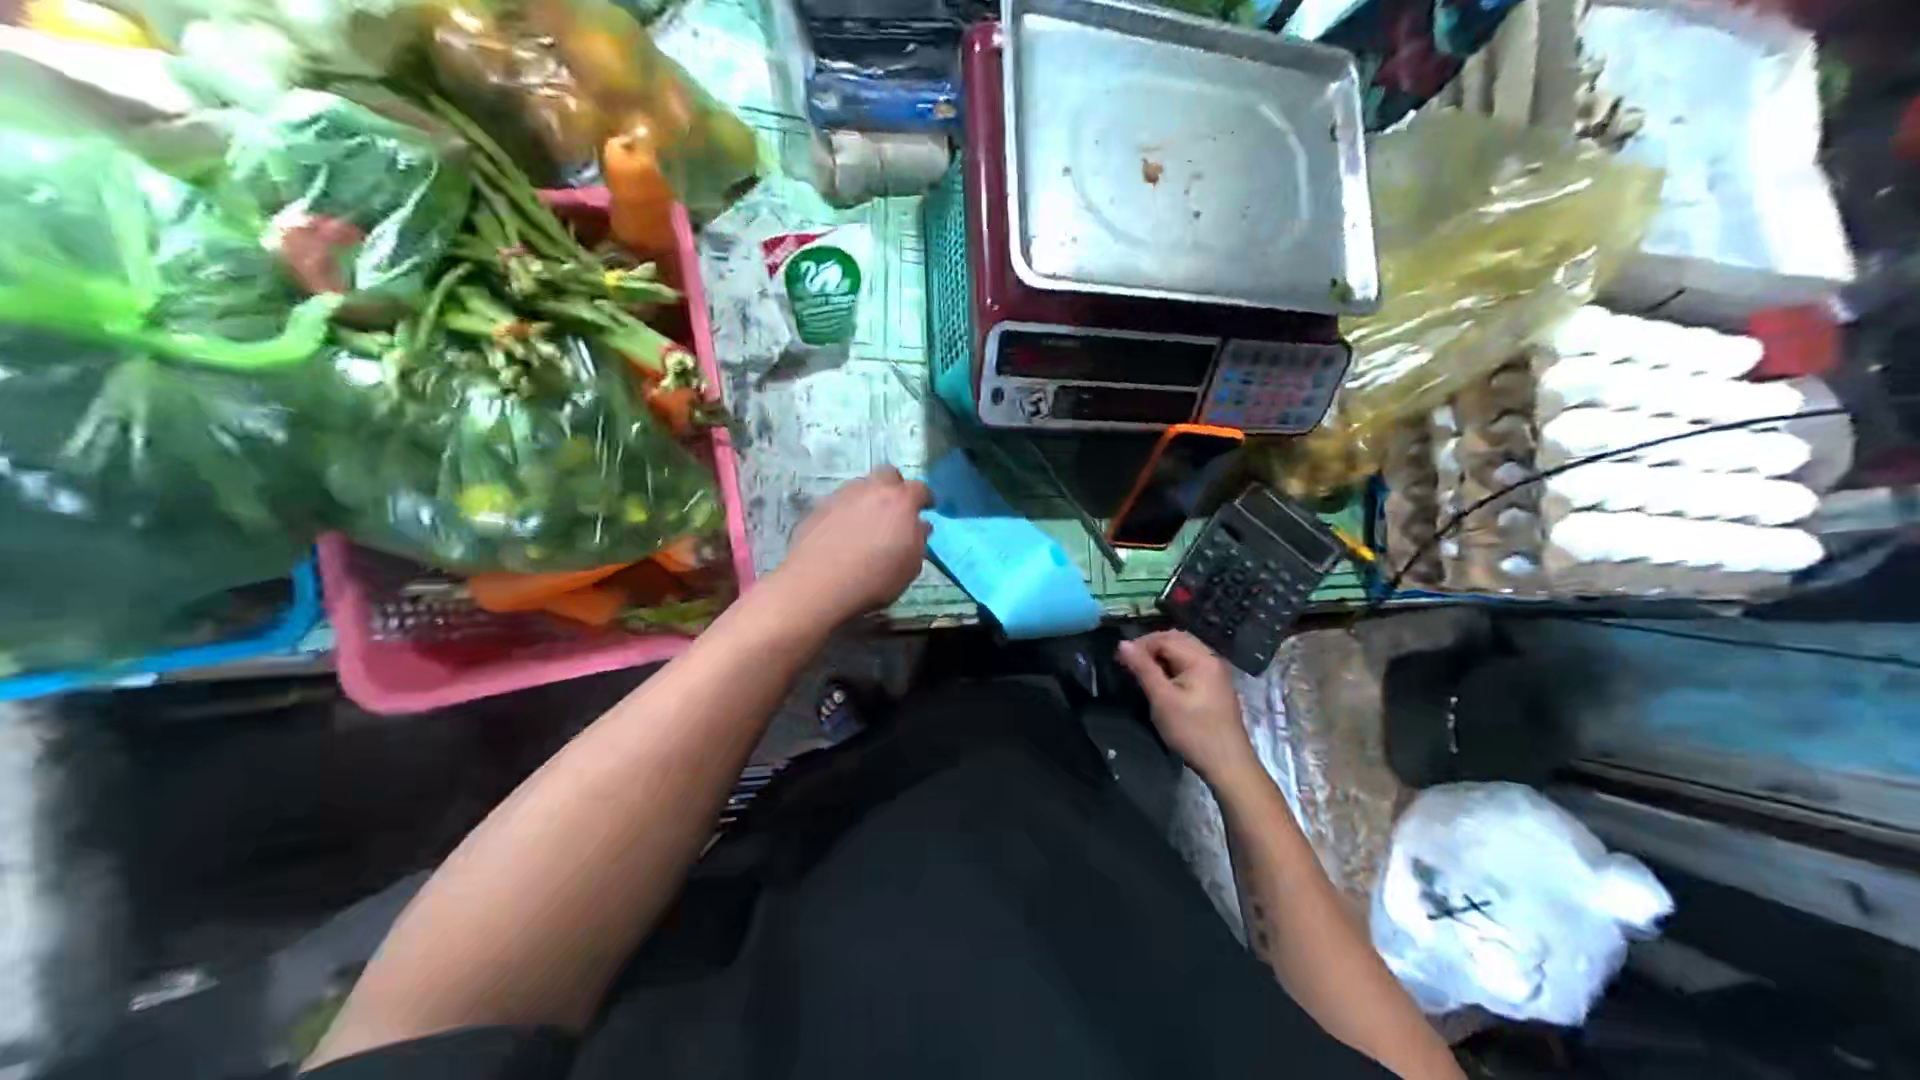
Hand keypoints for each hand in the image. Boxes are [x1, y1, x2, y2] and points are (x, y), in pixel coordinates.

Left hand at [771, 466, 931, 624]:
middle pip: (887, 474)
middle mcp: (870, 490)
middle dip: (894, 487)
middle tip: (894, 509)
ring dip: (867, 498)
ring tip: (865, 522)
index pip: (920, 488)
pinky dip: (844, 513)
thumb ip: (918, 540)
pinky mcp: (817, 508)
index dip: (925, 498)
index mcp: (900, 501)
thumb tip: (919, 525)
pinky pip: (837, 503)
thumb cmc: (875, 578)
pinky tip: (841, 533)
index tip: (927, 509)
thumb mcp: (910, 566)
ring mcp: (841, 496)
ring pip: (859, 486)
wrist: (819, 584)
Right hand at [1116, 630, 1259, 789]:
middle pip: (1177, 639)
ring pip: (1185, 650)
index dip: (1139, 645)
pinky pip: (1192, 663)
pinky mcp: (1217, 685)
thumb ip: (1143, 668)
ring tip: (1144, 670)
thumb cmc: (1192, 731)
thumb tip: (1123, 643)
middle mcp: (1212, 659)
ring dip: (1162, 654)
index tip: (1119, 660)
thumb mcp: (1162, 699)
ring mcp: (1217, 672)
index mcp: (1201, 659)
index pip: (1164, 638)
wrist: (1228, 763)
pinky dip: (1174, 664)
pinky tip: (1164, 680)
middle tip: (1130, 662)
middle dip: (1151, 646)